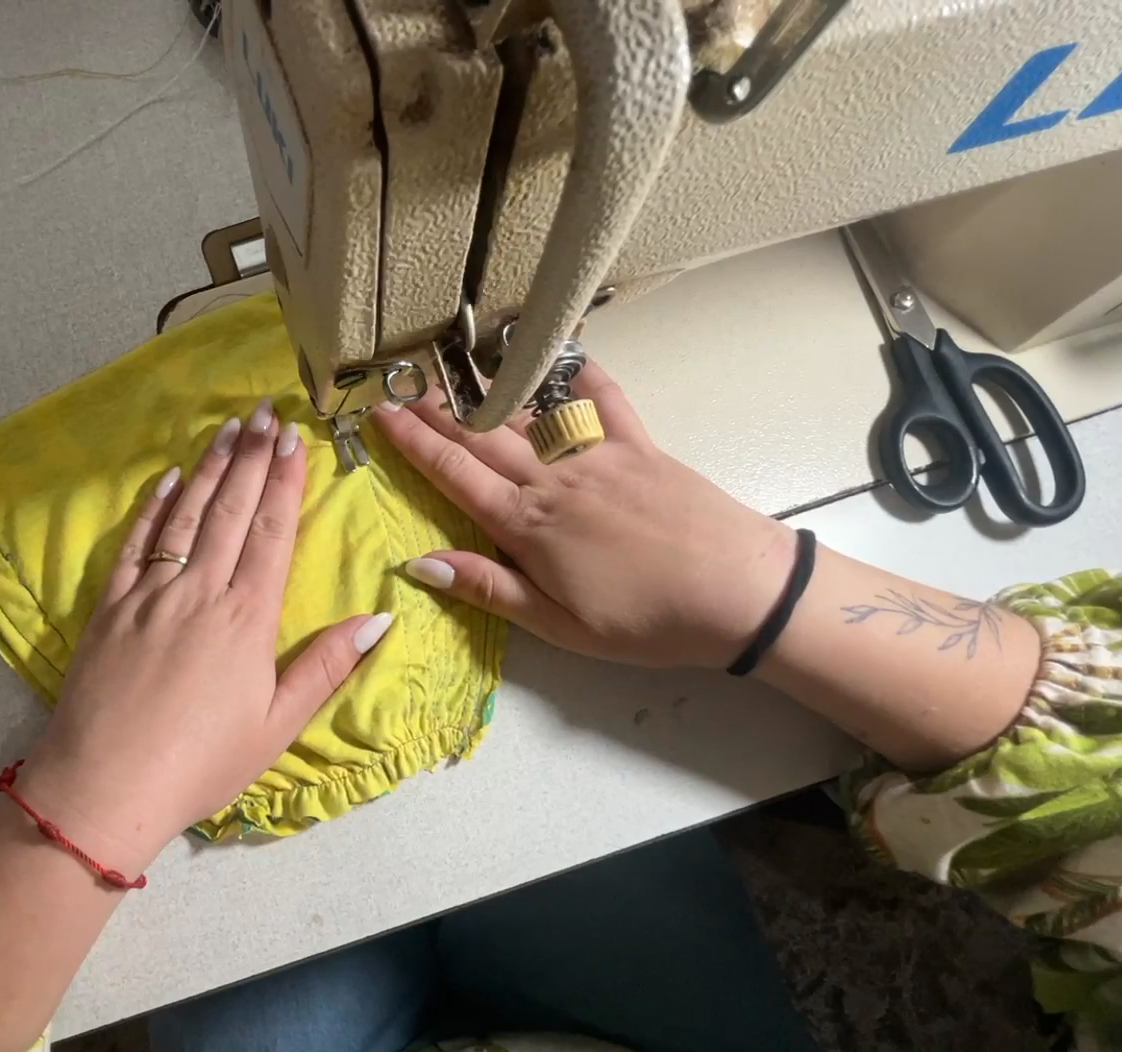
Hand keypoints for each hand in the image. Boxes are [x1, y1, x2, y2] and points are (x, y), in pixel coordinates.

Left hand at [15, 398, 390, 869]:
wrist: (104, 786)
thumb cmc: (200, 763)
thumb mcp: (277, 725)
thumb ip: (326, 666)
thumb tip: (380, 618)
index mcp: (247, 617)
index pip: (272, 532)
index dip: (285, 483)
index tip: (294, 439)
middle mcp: (200, 590)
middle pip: (232, 511)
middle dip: (253, 458)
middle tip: (265, 412)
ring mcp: (150, 592)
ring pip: (187, 515)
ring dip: (211, 468)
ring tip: (228, 428)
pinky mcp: (110, 604)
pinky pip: (136, 542)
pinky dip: (154, 505)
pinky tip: (170, 477)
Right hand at [369, 363, 793, 668]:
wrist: (741, 594)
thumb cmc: (644, 621)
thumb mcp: (558, 625)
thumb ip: (489, 589)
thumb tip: (419, 564)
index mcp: (527, 526)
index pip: (454, 475)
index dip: (412, 444)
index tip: (380, 415)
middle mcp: (553, 480)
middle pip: (482, 438)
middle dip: (436, 414)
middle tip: (402, 389)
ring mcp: (597, 457)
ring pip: (529, 417)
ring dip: (487, 396)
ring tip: (456, 381)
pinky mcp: (640, 447)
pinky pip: (604, 401)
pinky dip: (582, 375)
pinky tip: (565, 356)